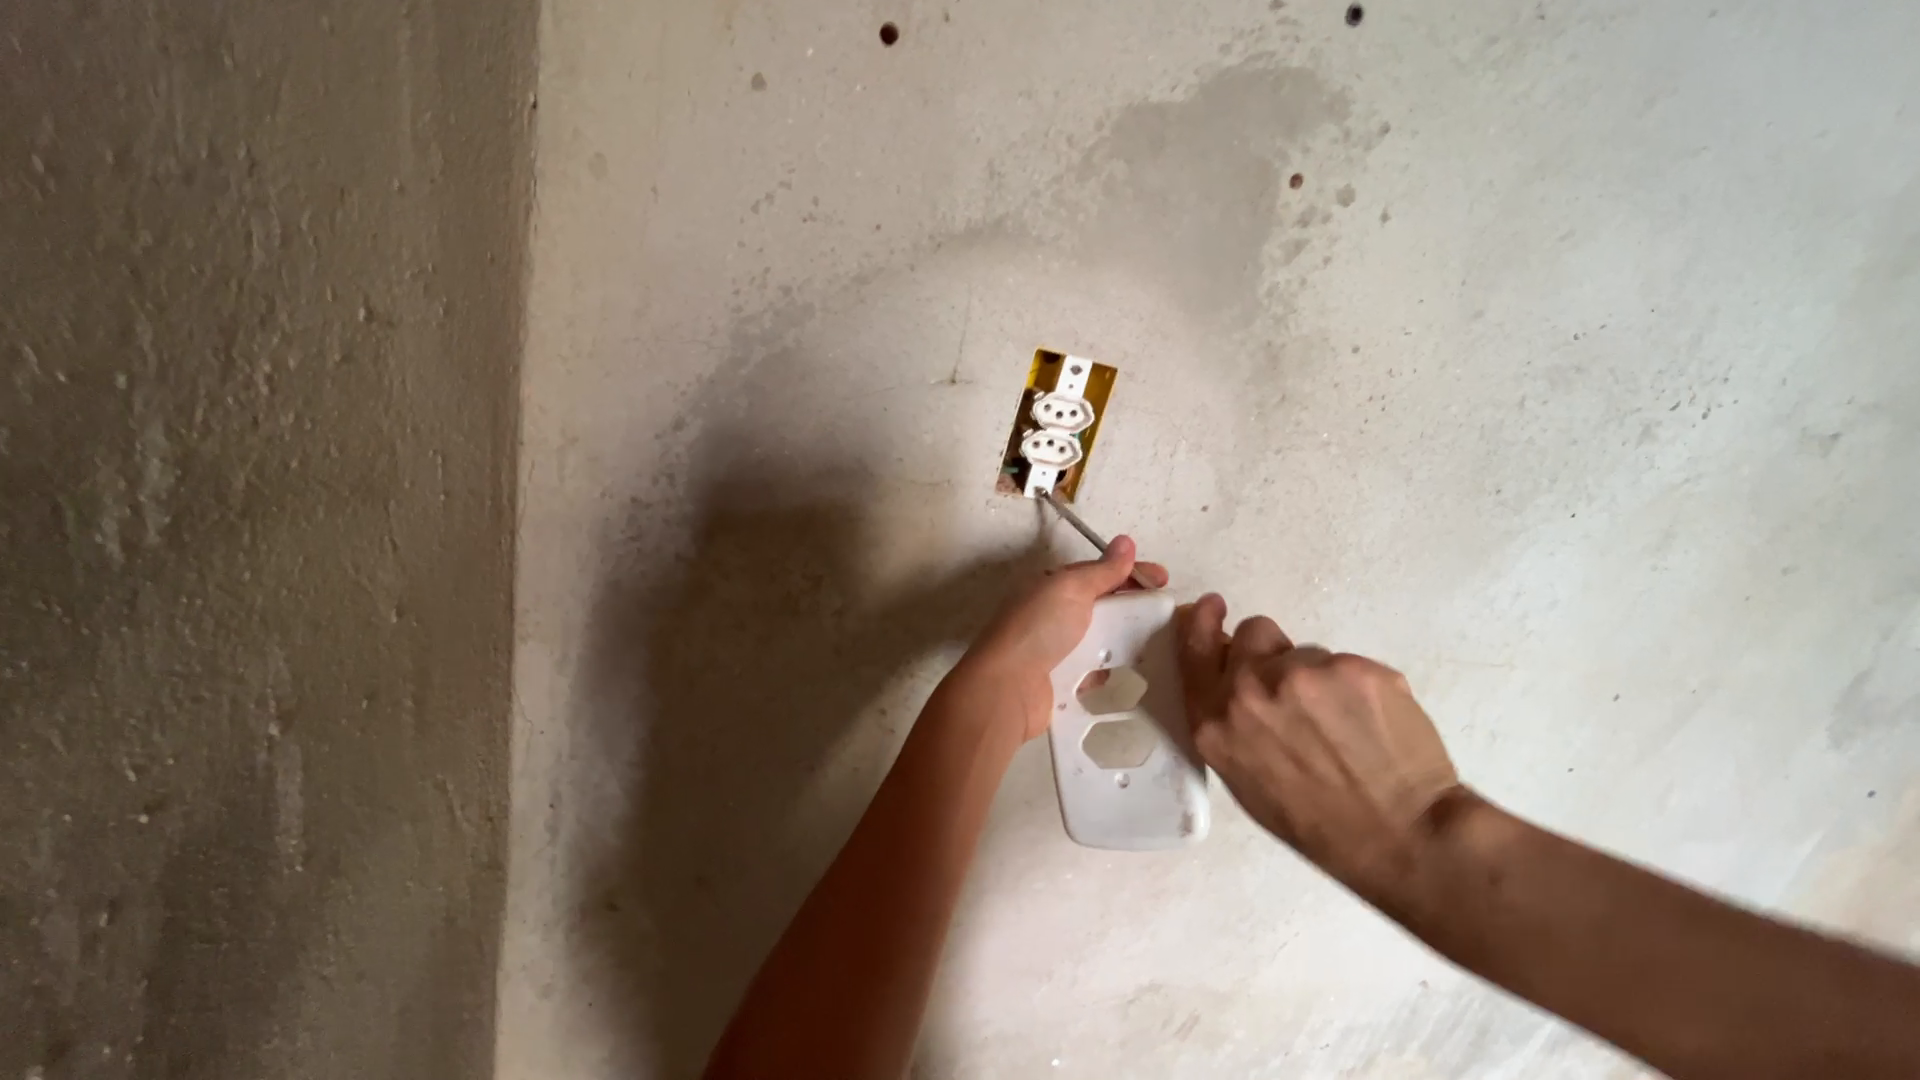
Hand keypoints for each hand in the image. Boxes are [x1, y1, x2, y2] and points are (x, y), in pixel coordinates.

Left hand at [953, 536, 1167, 741]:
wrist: (1007, 687)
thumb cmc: (1037, 629)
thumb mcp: (1071, 588)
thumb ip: (1101, 571)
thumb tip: (1125, 542)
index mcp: (1050, 586)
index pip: (1097, 573)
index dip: (1130, 573)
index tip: (1163, 580)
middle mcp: (1050, 614)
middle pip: (1100, 606)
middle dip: (1130, 607)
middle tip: (1165, 614)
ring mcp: (1053, 648)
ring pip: (1098, 638)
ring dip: (1122, 640)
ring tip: (1156, 645)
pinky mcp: (1058, 680)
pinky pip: (1091, 670)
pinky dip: (1105, 670)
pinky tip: (1126, 672)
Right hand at [1176, 595, 1464, 896]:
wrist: (1400, 837)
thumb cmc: (1314, 821)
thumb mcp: (1245, 777)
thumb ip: (1229, 722)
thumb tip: (1233, 677)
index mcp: (1215, 724)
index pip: (1195, 652)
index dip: (1200, 623)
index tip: (1212, 605)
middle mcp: (1248, 692)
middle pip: (1252, 634)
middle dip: (1271, 653)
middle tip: (1299, 691)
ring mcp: (1302, 675)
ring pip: (1306, 652)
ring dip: (1318, 677)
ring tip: (1345, 725)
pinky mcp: (1353, 668)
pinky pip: (1348, 664)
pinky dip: (1359, 688)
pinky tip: (1374, 725)